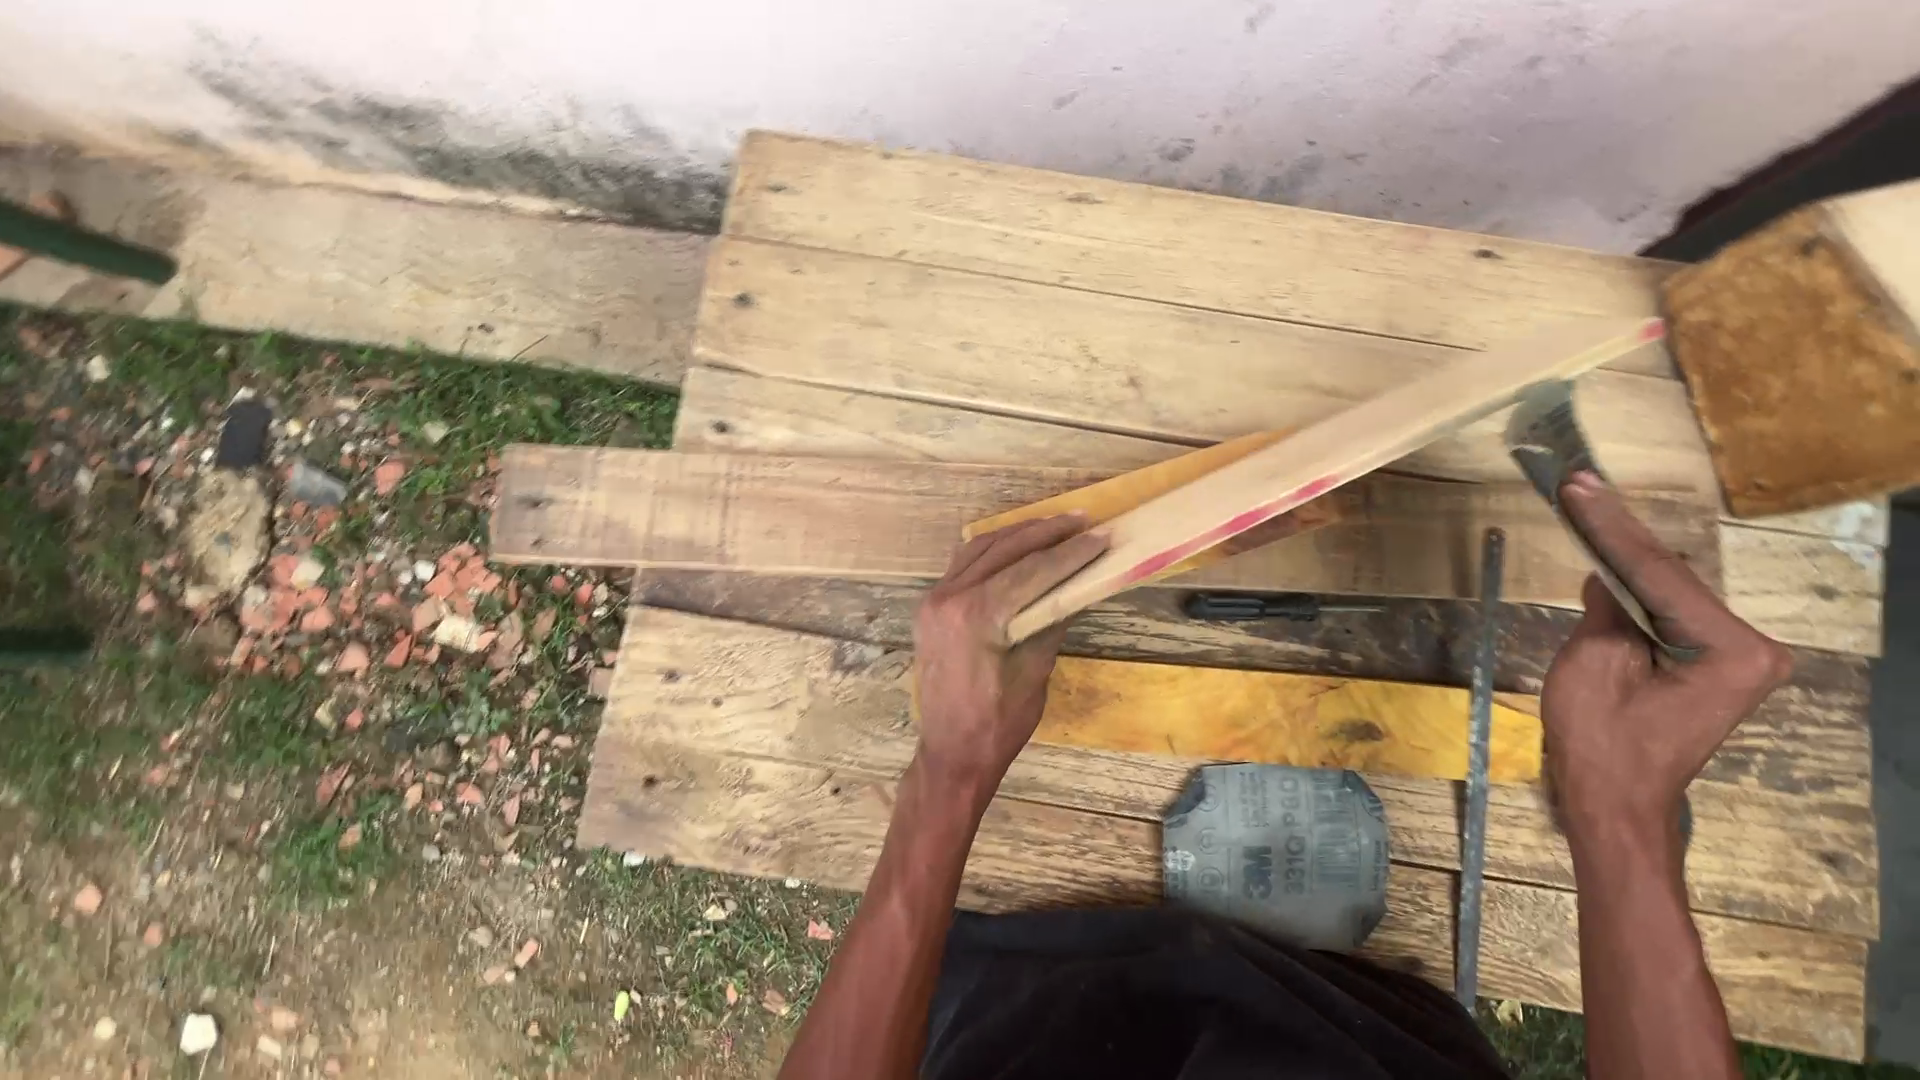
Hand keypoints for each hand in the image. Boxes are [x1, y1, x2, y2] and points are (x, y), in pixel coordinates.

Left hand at [912, 515, 1108, 803]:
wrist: (951, 753)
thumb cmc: (998, 724)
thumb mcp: (1035, 673)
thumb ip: (1052, 621)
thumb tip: (1077, 584)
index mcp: (975, 616)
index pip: (1031, 570)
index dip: (1070, 552)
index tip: (1101, 536)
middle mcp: (948, 598)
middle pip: (1004, 550)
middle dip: (1046, 533)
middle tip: (1081, 520)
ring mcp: (934, 601)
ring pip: (979, 549)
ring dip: (1018, 534)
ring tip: (1054, 525)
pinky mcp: (930, 608)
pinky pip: (962, 565)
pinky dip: (991, 549)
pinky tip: (1015, 544)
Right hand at [1542, 472, 1792, 848]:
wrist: (1615, 801)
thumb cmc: (1601, 742)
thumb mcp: (1592, 665)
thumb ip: (1607, 610)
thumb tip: (1604, 574)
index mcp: (1733, 651)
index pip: (1659, 575)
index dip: (1610, 528)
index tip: (1577, 486)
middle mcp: (1751, 647)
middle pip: (1671, 576)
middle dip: (1619, 533)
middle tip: (1577, 485)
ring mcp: (1736, 656)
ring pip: (1669, 589)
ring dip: (1623, 553)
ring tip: (1584, 506)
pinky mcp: (1712, 662)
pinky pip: (1667, 610)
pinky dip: (1631, 585)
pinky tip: (1604, 553)